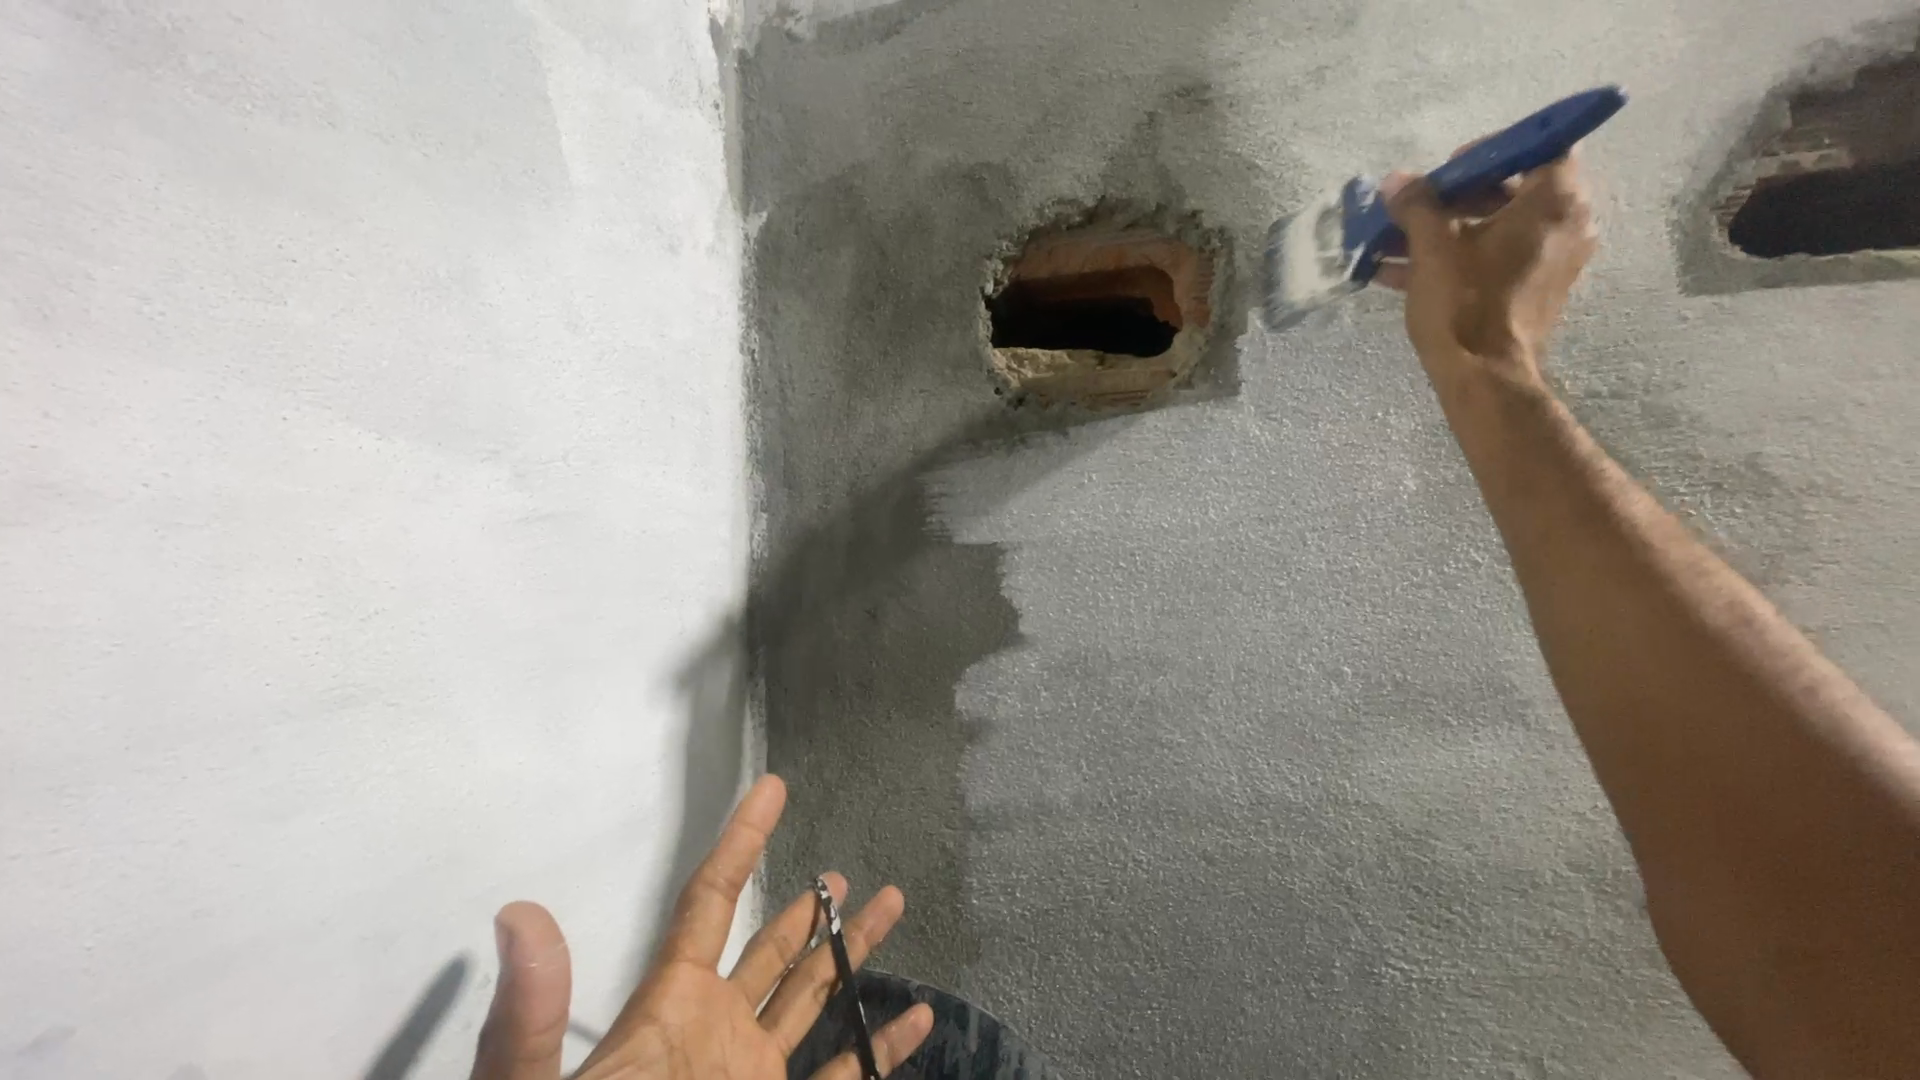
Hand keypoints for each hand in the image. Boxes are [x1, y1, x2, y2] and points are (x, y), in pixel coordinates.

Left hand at [470, 775, 933, 1079]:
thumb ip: (530, 1016)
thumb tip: (515, 916)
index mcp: (672, 1002)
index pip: (713, 899)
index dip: (742, 841)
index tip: (771, 788)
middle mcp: (719, 1026)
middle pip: (775, 946)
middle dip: (809, 905)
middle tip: (841, 871)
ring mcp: (752, 1072)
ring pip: (815, 996)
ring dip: (853, 952)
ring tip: (888, 902)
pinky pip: (845, 1075)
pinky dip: (881, 1047)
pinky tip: (917, 1016)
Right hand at [1375, 148, 1597, 389]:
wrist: (1483, 376)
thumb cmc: (1464, 304)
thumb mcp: (1432, 249)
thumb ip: (1416, 206)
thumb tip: (1397, 180)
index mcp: (1555, 201)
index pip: (1539, 147)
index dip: (1492, 151)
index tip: (1448, 171)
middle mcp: (1568, 223)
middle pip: (1512, 190)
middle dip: (1456, 197)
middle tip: (1414, 208)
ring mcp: (1553, 259)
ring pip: (1497, 228)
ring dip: (1447, 231)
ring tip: (1394, 243)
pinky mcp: (1534, 289)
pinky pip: (1496, 258)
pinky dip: (1457, 258)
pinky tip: (1403, 272)